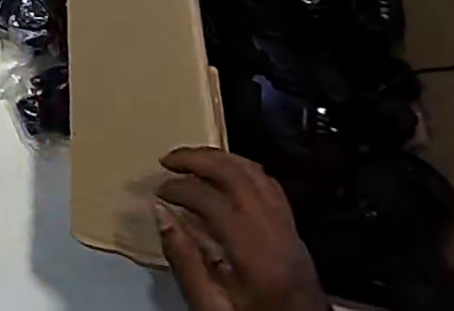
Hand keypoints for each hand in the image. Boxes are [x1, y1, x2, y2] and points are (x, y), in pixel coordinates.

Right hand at [153, 147, 328, 310]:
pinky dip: (241, 170)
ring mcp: (290, 230)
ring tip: (191, 161)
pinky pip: (268, 185)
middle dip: (195, 159)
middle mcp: (276, 232)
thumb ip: (183, 259)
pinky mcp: (295, 233)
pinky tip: (223, 176)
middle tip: (167, 161)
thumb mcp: (210, 307)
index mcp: (255, 253)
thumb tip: (158, 210)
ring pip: (254, 172)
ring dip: (218, 159)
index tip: (158, 193)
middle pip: (234, 174)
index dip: (178, 188)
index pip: (210, 199)